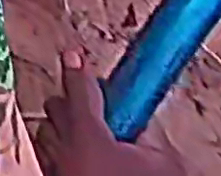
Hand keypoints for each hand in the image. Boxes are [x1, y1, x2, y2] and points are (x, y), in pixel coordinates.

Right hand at [37, 51, 188, 175]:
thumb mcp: (88, 135)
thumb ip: (81, 94)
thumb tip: (74, 55)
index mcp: (161, 153)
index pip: (118, 106)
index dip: (92, 103)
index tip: (76, 109)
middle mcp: (146, 166)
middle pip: (92, 122)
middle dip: (69, 126)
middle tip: (69, 141)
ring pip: (76, 141)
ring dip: (60, 145)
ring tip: (63, 163)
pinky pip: (70, 160)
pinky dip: (59, 162)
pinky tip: (60, 171)